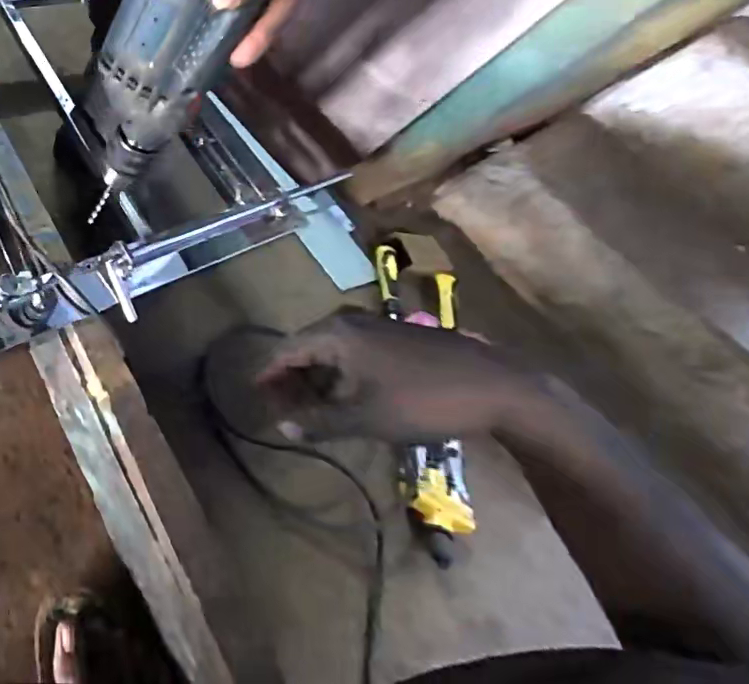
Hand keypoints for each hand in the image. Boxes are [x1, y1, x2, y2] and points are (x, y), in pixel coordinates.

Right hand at [255, 308, 538, 443]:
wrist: (493, 384)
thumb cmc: (421, 400)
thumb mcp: (365, 417)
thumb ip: (319, 421)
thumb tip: (281, 427)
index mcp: (335, 333)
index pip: (286, 350)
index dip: (268, 375)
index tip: (255, 397)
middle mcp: (348, 321)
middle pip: (305, 347)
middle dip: (291, 379)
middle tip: (282, 410)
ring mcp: (373, 326)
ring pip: (330, 350)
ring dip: (316, 378)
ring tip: (310, 409)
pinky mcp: (393, 336)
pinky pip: (351, 351)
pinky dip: (339, 373)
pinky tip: (345, 398)